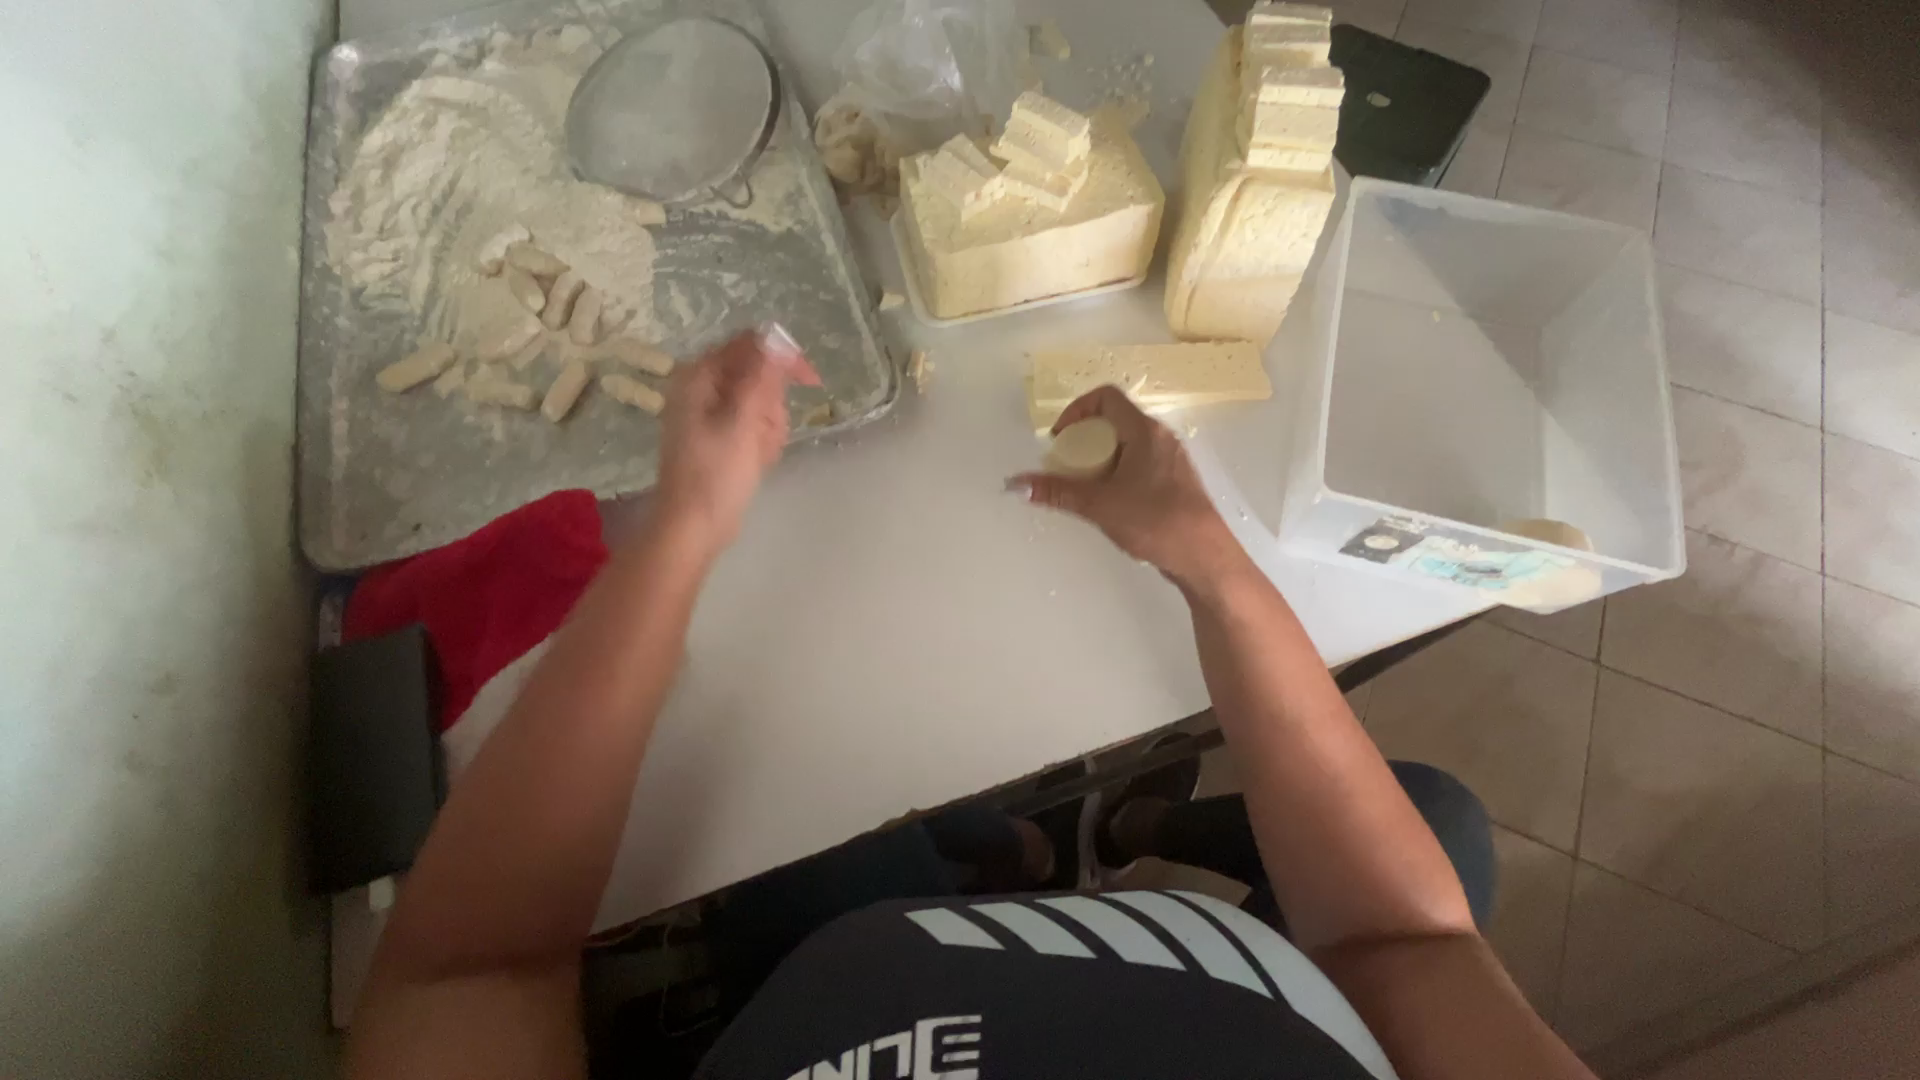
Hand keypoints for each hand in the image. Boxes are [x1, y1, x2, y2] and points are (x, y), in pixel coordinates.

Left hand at [654, 325, 820, 549]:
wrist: (694, 527)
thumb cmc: (716, 475)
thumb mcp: (743, 421)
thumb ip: (761, 376)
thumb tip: (778, 337)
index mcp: (699, 375)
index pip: (751, 345)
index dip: (783, 358)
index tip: (812, 382)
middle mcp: (702, 387)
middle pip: (759, 375)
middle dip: (773, 405)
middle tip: (765, 434)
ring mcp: (710, 412)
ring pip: (762, 402)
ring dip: (771, 426)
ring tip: (759, 453)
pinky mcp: (721, 435)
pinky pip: (755, 425)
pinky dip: (763, 440)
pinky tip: (757, 461)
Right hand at [1008, 386, 1250, 591]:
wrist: (1203, 556)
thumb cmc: (1154, 521)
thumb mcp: (1098, 504)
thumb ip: (1057, 491)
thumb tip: (1015, 484)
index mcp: (1144, 431)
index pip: (1106, 397)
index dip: (1076, 410)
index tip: (1060, 438)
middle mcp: (1161, 437)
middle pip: (1116, 420)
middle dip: (1085, 438)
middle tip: (1067, 463)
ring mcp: (1171, 459)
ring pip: (1128, 443)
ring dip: (1101, 457)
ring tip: (1084, 485)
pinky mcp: (1175, 481)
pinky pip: (1140, 463)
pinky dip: (1118, 472)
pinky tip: (1110, 502)